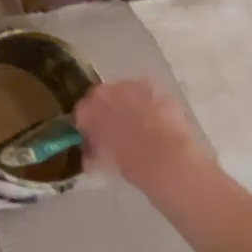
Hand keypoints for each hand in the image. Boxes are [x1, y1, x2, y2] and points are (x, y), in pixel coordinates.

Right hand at [74, 80, 212, 192]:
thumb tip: (91, 153)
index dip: (89, 127)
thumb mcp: (104, 162)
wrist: (169, 160)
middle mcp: (106, 92)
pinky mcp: (156, 88)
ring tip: (142, 128)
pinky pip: (147, 96)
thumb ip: (93, 152)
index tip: (95, 140)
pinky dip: (150, 106)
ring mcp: (132, 86)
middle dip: (108, 112)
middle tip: (118, 132)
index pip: (82, 113)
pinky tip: (159, 124)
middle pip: (103, 98)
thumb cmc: (131, 165)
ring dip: (130, 106)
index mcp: (88, 110)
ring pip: (126, 94)